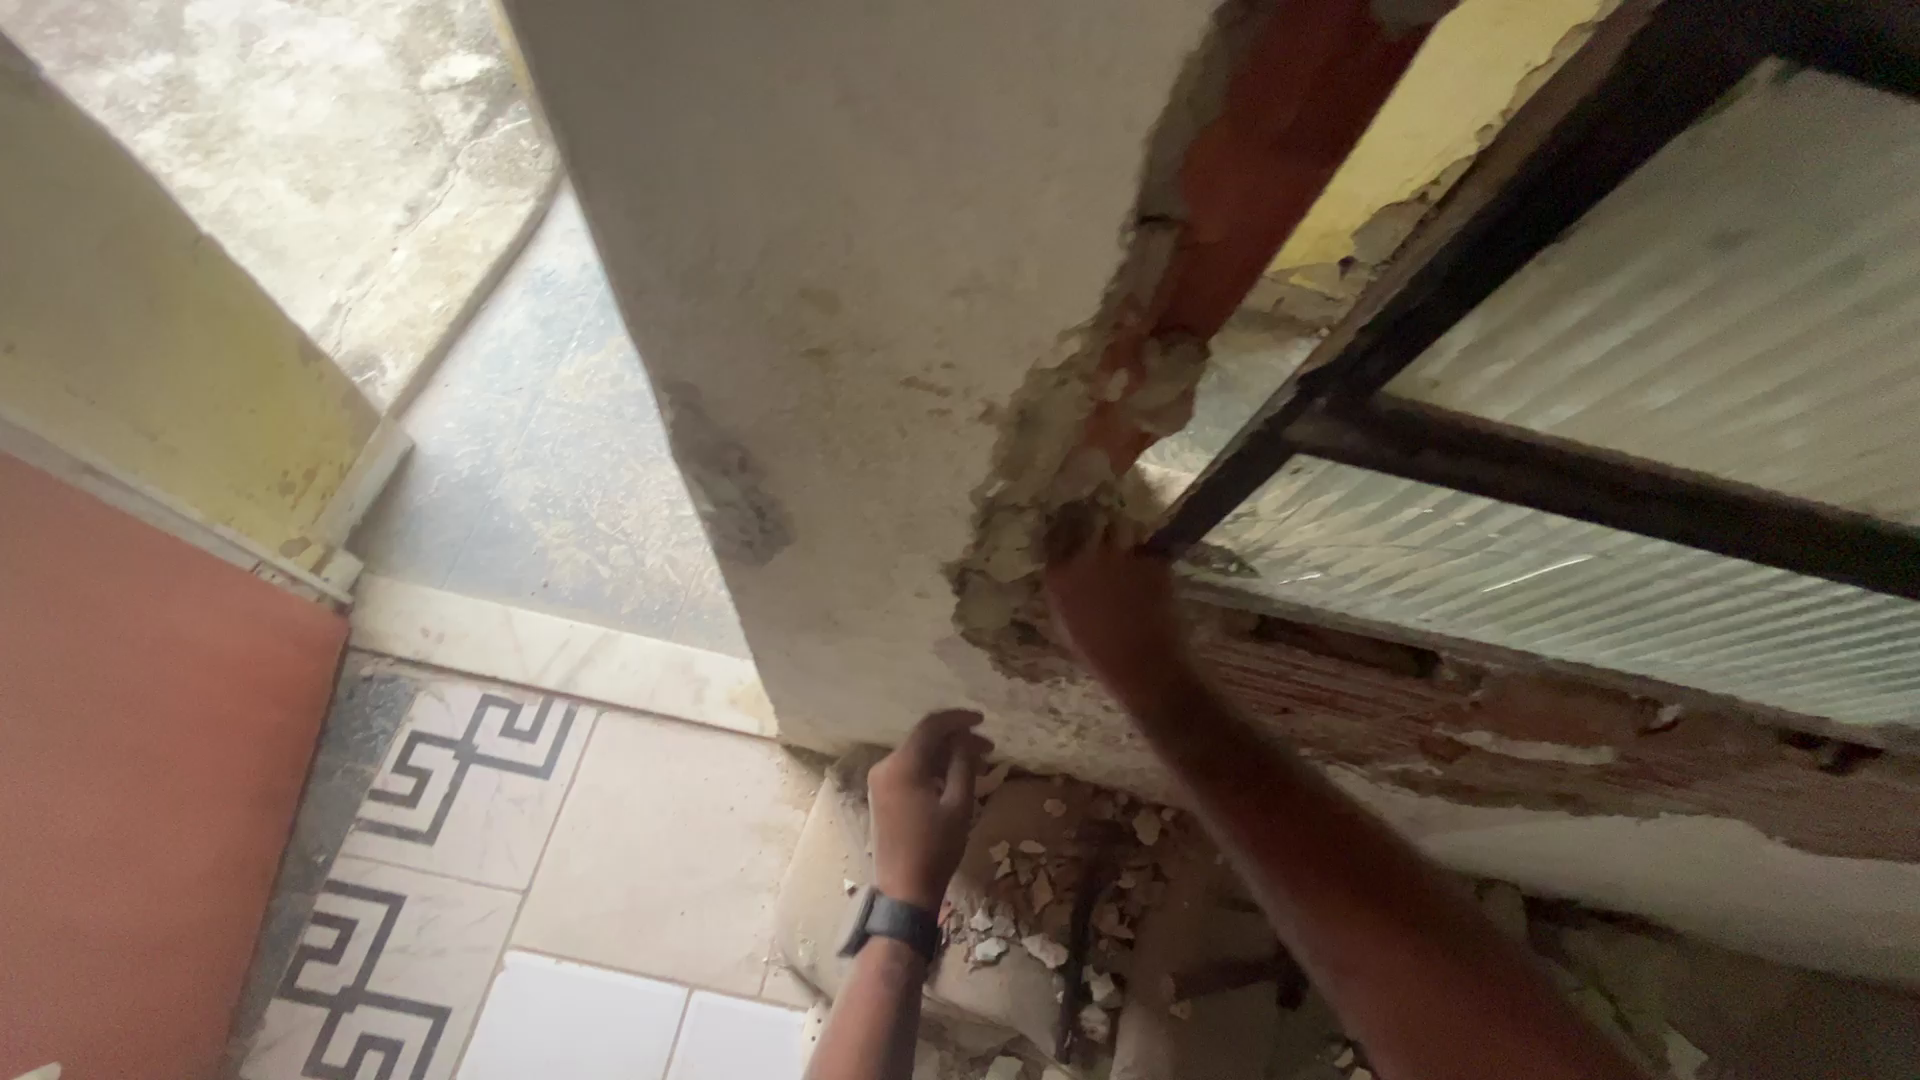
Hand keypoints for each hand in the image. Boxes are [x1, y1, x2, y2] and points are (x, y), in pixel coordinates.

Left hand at [868, 710, 992, 908]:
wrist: (904, 890)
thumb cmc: (935, 849)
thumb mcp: (959, 805)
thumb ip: (963, 765)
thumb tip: (966, 739)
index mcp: (902, 765)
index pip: (931, 726)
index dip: (958, 719)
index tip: (983, 720)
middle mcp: (885, 766)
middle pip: (924, 740)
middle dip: (957, 740)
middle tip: (989, 749)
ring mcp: (880, 781)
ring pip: (918, 755)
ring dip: (947, 755)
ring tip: (978, 765)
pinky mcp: (882, 795)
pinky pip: (910, 770)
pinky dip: (933, 769)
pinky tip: (955, 779)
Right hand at [1044, 526, 1192, 709]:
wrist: (1142, 664)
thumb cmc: (1096, 653)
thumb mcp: (1065, 622)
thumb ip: (1063, 590)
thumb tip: (1067, 572)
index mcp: (1059, 574)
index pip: (1057, 535)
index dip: (1066, 532)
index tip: (1073, 532)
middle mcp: (1086, 556)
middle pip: (1090, 523)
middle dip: (1096, 527)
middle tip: (1103, 536)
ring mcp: (1121, 555)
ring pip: (1121, 528)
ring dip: (1123, 535)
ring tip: (1128, 548)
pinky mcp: (1151, 559)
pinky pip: (1148, 549)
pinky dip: (1149, 558)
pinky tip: (1151, 572)